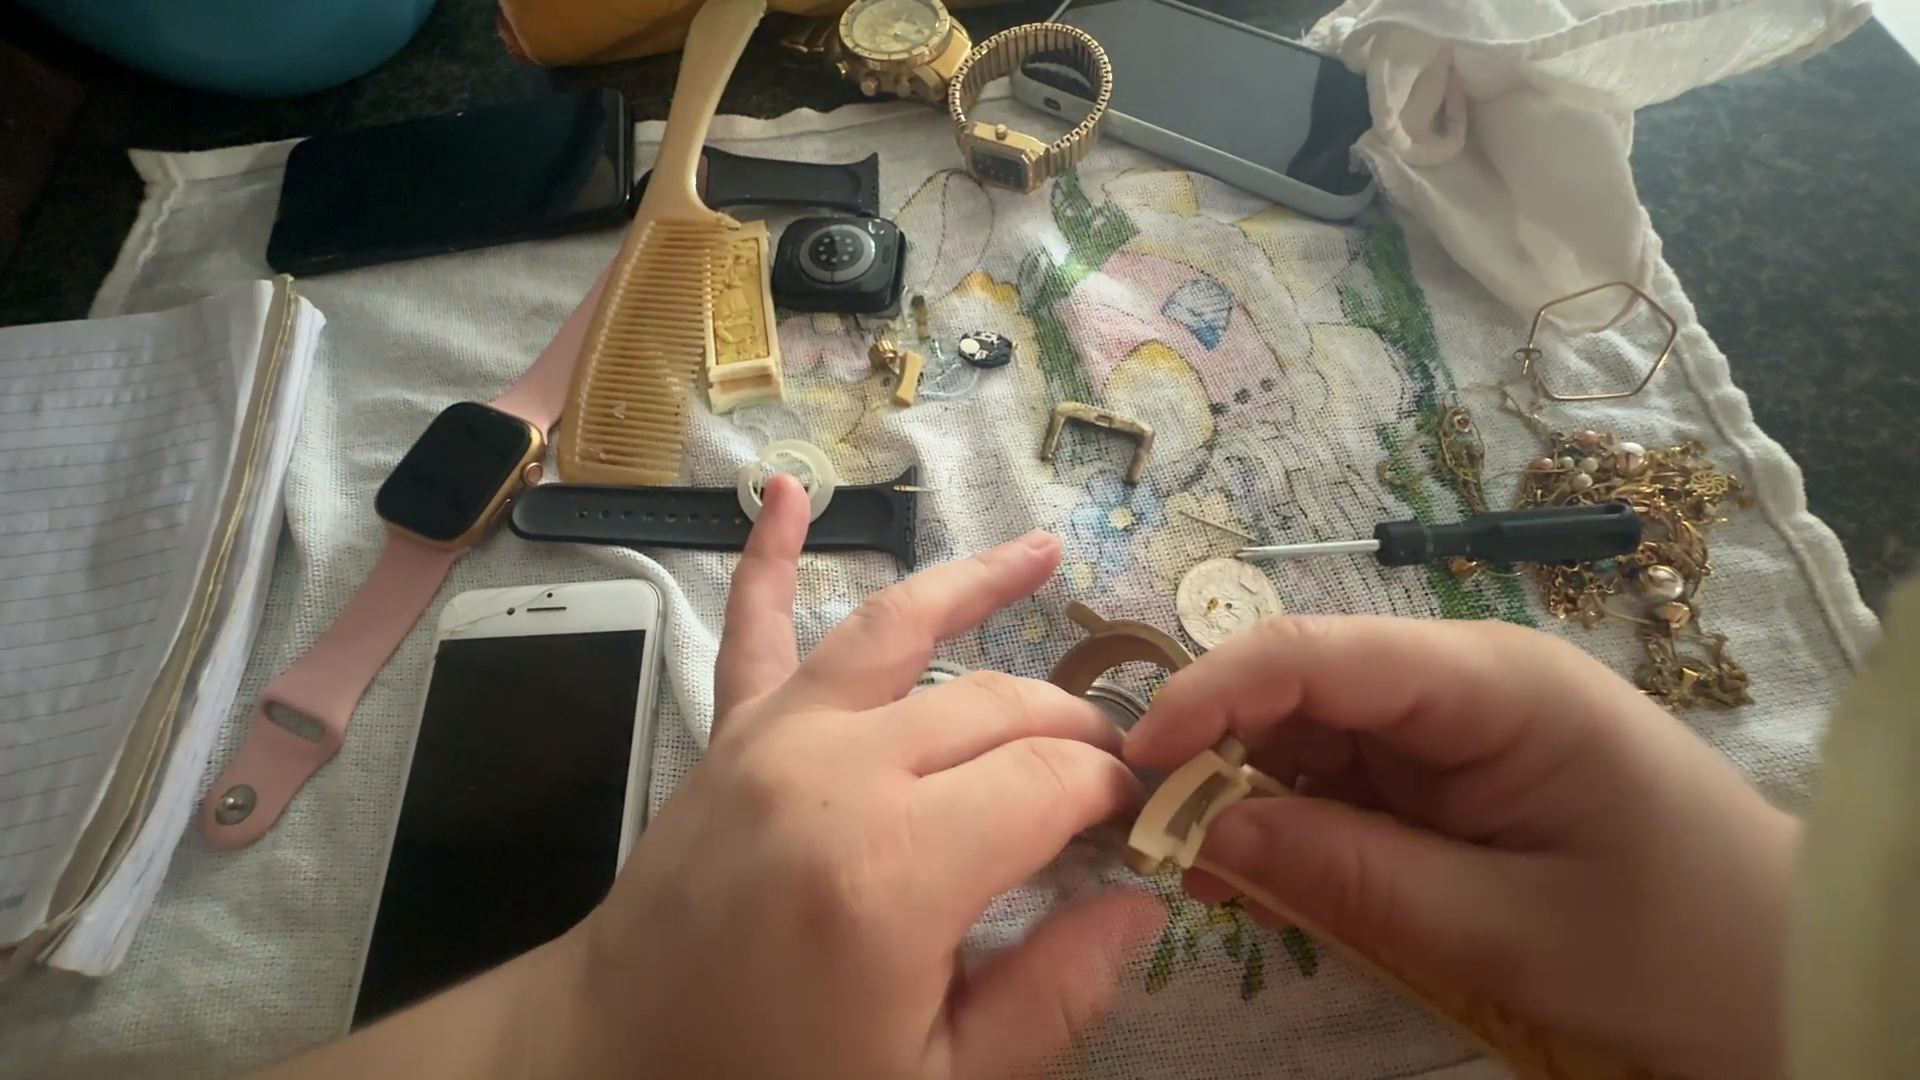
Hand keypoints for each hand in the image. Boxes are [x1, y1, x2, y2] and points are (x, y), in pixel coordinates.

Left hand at [553, 475, 1161, 1078]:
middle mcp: (839, 771)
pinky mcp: (734, 727)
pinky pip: (754, 625)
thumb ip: (1057, 992)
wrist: (615, 1064)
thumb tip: (1140, 902)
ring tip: (1040, 553)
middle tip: (1108, 759)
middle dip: (1071, 724)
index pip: (1048, 783)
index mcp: (895, 869)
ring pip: (900, 628)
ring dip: (977, 584)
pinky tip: (786, 493)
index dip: (1110, 792)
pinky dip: (769, 555)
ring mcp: (777, 732)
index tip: (1135, 815)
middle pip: (997, 705)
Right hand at [1126, 616, 1798, 1079]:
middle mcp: (1449, 681)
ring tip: (1202, 873)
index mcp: (1488, 681)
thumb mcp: (1518, 934)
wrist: (1816, 985)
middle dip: (1215, 754)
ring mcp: (1437, 726)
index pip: (1314, 654)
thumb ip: (1352, 877)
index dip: (1212, 690)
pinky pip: (1328, 784)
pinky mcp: (1431, 771)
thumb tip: (1207, 832)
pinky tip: (1254, 876)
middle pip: (1292, 692)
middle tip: (1159, 834)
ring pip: (1297, 739)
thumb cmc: (1700, 954)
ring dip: (1241, 799)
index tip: (1140, 753)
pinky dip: (1281, 827)